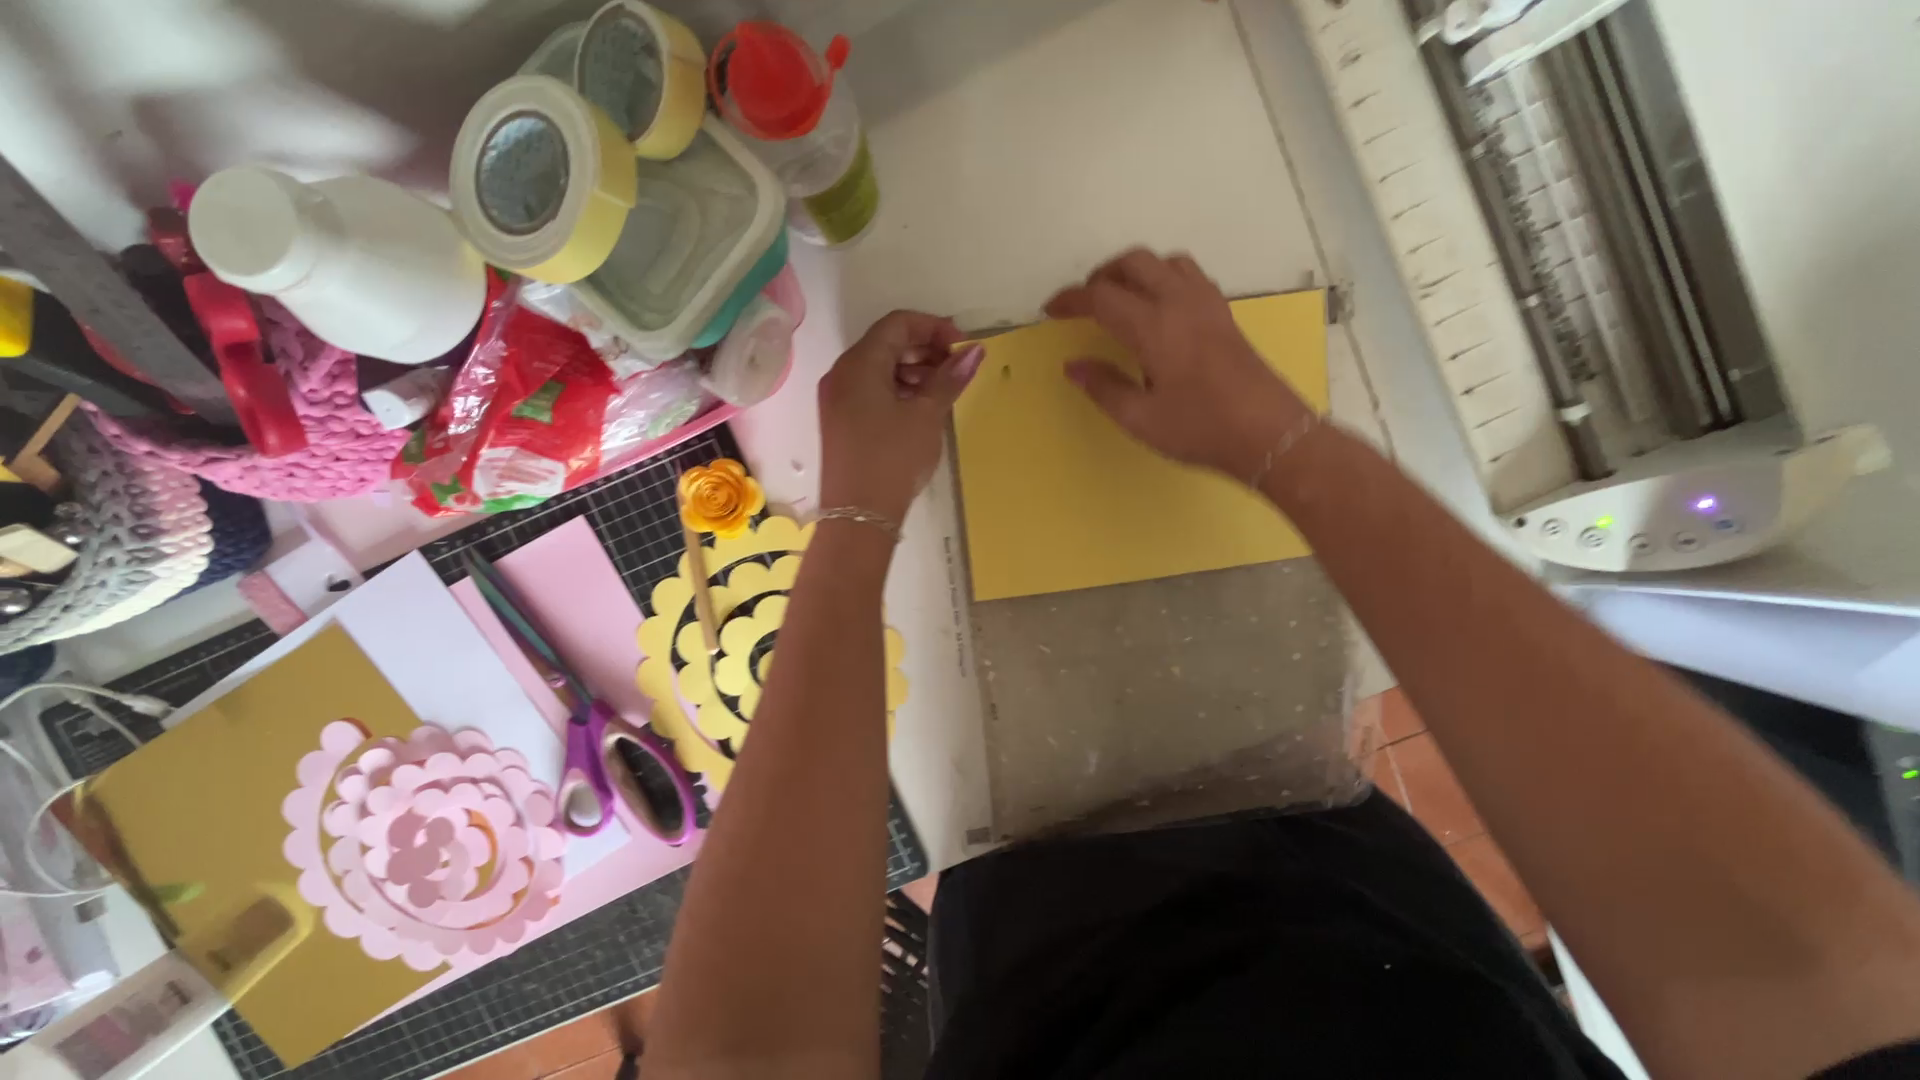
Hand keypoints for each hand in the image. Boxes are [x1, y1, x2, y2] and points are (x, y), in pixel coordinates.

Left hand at [818, 310, 984, 521]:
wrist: (858, 516)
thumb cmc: (893, 459)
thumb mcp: (927, 416)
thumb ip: (949, 378)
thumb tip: (974, 351)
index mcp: (859, 363)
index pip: (898, 324)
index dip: (934, 327)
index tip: (962, 348)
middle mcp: (841, 373)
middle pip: (886, 342)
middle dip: (924, 349)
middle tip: (955, 369)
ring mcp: (837, 398)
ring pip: (878, 367)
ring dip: (912, 370)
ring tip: (941, 391)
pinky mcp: (840, 420)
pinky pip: (869, 389)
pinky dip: (897, 389)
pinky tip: (919, 408)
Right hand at [1046, 249, 1312, 480]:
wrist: (1269, 434)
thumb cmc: (1201, 429)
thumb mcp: (1141, 419)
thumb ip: (1104, 387)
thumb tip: (1073, 365)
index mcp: (1154, 326)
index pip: (1102, 297)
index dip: (1071, 300)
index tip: (1051, 310)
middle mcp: (1180, 302)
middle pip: (1134, 263)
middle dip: (1102, 276)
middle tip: (1085, 303)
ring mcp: (1207, 304)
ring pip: (1165, 262)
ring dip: (1136, 271)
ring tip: (1121, 299)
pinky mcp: (1225, 314)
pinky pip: (1188, 275)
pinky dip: (1164, 278)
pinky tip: (1159, 308)